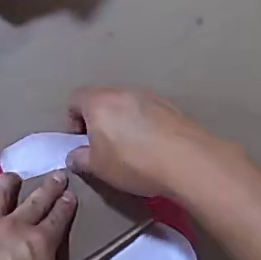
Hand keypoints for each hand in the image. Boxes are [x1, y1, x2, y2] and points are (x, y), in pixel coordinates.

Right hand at [65, 86, 227, 195]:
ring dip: (123, 121)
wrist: (188, 161)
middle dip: (99, 120)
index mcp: (98, 102)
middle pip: (102, 99)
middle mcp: (123, 92)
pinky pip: (149, 111)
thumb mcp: (98, 168)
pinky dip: (145, 124)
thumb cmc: (133, 162)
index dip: (72, 119)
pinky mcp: (172, 106)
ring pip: (127, 104)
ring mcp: (150, 96)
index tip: (81, 140)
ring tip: (131, 147)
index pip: (75, 99)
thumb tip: (75, 155)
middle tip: (104, 145)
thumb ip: (80, 158)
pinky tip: (154, 147)